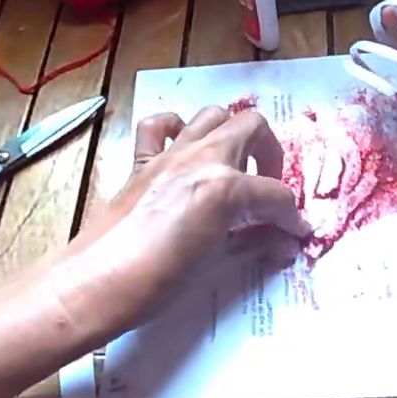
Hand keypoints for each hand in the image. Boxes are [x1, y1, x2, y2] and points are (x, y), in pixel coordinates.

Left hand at [52, 107, 310, 338]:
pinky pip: (159, 126)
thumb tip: (285, 243)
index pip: (276, 196)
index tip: (297, 234)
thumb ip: (254, 245)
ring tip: (233, 169)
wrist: (99, 281)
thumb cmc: (159, 282)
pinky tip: (182, 152)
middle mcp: (201, 157)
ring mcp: (169, 154)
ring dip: (231, 135)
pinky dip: (175, 129)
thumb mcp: (216, 265)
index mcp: (225, 186)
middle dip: (271, 155)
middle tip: (268, 192)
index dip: (292, 218)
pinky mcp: (141, 160)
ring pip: (212, 115)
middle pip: (253, 127)